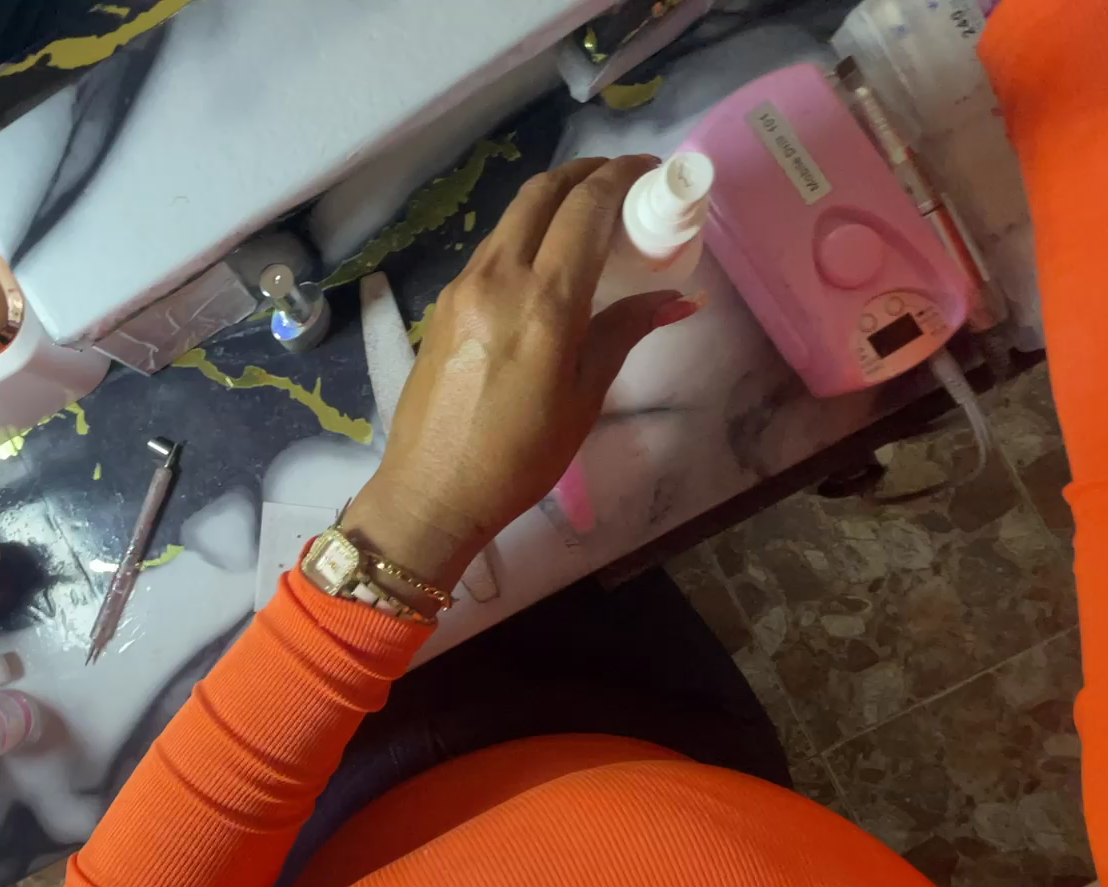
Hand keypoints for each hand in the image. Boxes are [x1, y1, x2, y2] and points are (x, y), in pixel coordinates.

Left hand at [341, 155, 699, 591]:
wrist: (431, 491)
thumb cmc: (517, 458)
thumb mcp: (582, 399)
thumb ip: (624, 333)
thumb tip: (676, 298)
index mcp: (543, 300)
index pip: (587, 205)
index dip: (624, 175)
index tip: (653, 174)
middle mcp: (496, 278)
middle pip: (542, 192)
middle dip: (587, 174)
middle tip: (622, 186)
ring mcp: (461, 288)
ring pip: (510, 219)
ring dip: (551, 203)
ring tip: (585, 224)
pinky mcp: (441, 306)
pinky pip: (488, 252)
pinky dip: (521, 238)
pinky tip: (541, 265)